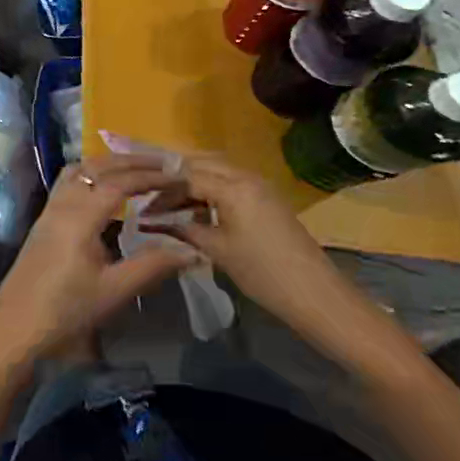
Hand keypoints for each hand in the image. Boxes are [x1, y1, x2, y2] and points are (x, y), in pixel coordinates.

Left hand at [0, 154, 191, 364]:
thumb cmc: (67, 309)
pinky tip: (108, 194)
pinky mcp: (44, 222)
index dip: (148, 176)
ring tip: (137, 171)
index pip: (116, 183)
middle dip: (128, 162)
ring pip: (77, 173)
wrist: (16, 323)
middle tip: (162, 163)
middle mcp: (61, 205)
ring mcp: (48, 211)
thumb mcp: (115, 290)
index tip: (177, 174)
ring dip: (106, 166)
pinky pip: (68, 185)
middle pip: (93, 168)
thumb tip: (193, 249)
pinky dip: (91, 178)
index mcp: (78, 216)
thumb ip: (153, 265)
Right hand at [153, 156, 378, 355]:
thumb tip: (152, 220)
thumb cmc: (263, 273)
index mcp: (233, 187)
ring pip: (215, 169)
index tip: (141, 205)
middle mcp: (246, 177)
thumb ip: (182, 227)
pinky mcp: (266, 199)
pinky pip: (229, 181)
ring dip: (191, 179)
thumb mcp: (215, 249)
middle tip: (150, 194)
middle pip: (199, 163)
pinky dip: (209, 187)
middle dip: (173, 176)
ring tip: (169, 200)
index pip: (184, 176)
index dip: (160, 190)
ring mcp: (259, 186)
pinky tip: (196, 208)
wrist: (318, 297)